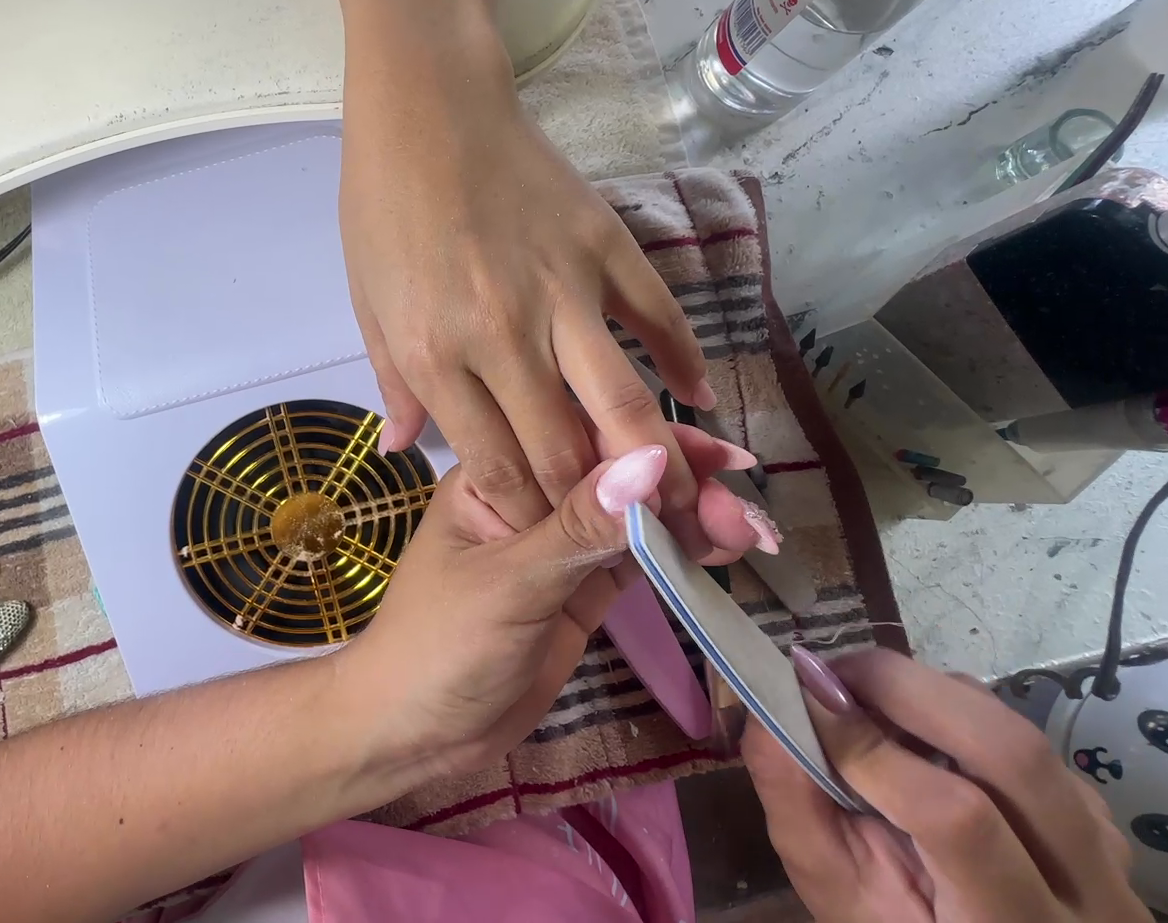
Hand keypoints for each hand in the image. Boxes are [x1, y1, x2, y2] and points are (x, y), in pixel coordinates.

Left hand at [336, 0, 714, 552]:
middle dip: (597, 512)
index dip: (530, 518)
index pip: (498, 468)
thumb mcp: (370, 306)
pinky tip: (698, 397)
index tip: (552, 541)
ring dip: (661, 465)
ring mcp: (565, 293)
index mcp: (439, 358)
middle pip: (565, 452)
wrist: (427, 112)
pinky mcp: (607, 250)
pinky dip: (685, 361)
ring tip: (687, 502)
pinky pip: (661, 318)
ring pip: (625, 404)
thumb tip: (404, 449)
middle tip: (629, 543)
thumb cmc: (383, 214)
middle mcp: (505, 339)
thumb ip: (396, 385)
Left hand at [339, 428, 763, 783]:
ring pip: (632, 517)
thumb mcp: (509, 584)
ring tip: (750, 531)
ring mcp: (555, 546)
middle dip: (679, 483)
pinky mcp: (577, 590)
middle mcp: (525, 498)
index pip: (573, 436)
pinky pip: (635, 560)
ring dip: (689, 518)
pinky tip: (720, 548)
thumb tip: (651, 459)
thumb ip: (579, 528)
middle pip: (612, 474)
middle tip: (743, 511)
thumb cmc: (441, 647)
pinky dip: (677, 554)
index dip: (645, 440)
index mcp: (491, 475)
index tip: (715, 456)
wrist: (417, 732)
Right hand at [744, 647, 1149, 922]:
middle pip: (1007, 749)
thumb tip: (766, 708)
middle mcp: (1087, 888)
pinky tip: (906, 734)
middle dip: (899, 687)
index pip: (953, 815)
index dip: (865, 744)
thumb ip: (795, 801)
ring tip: (856, 700)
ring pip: (1015, 728)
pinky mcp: (1095, 809)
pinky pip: (1019, 730)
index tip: (797, 695)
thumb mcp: (829, 886)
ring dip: (920, 691)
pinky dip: (947, 709)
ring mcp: (1104, 844)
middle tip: (824, 675)